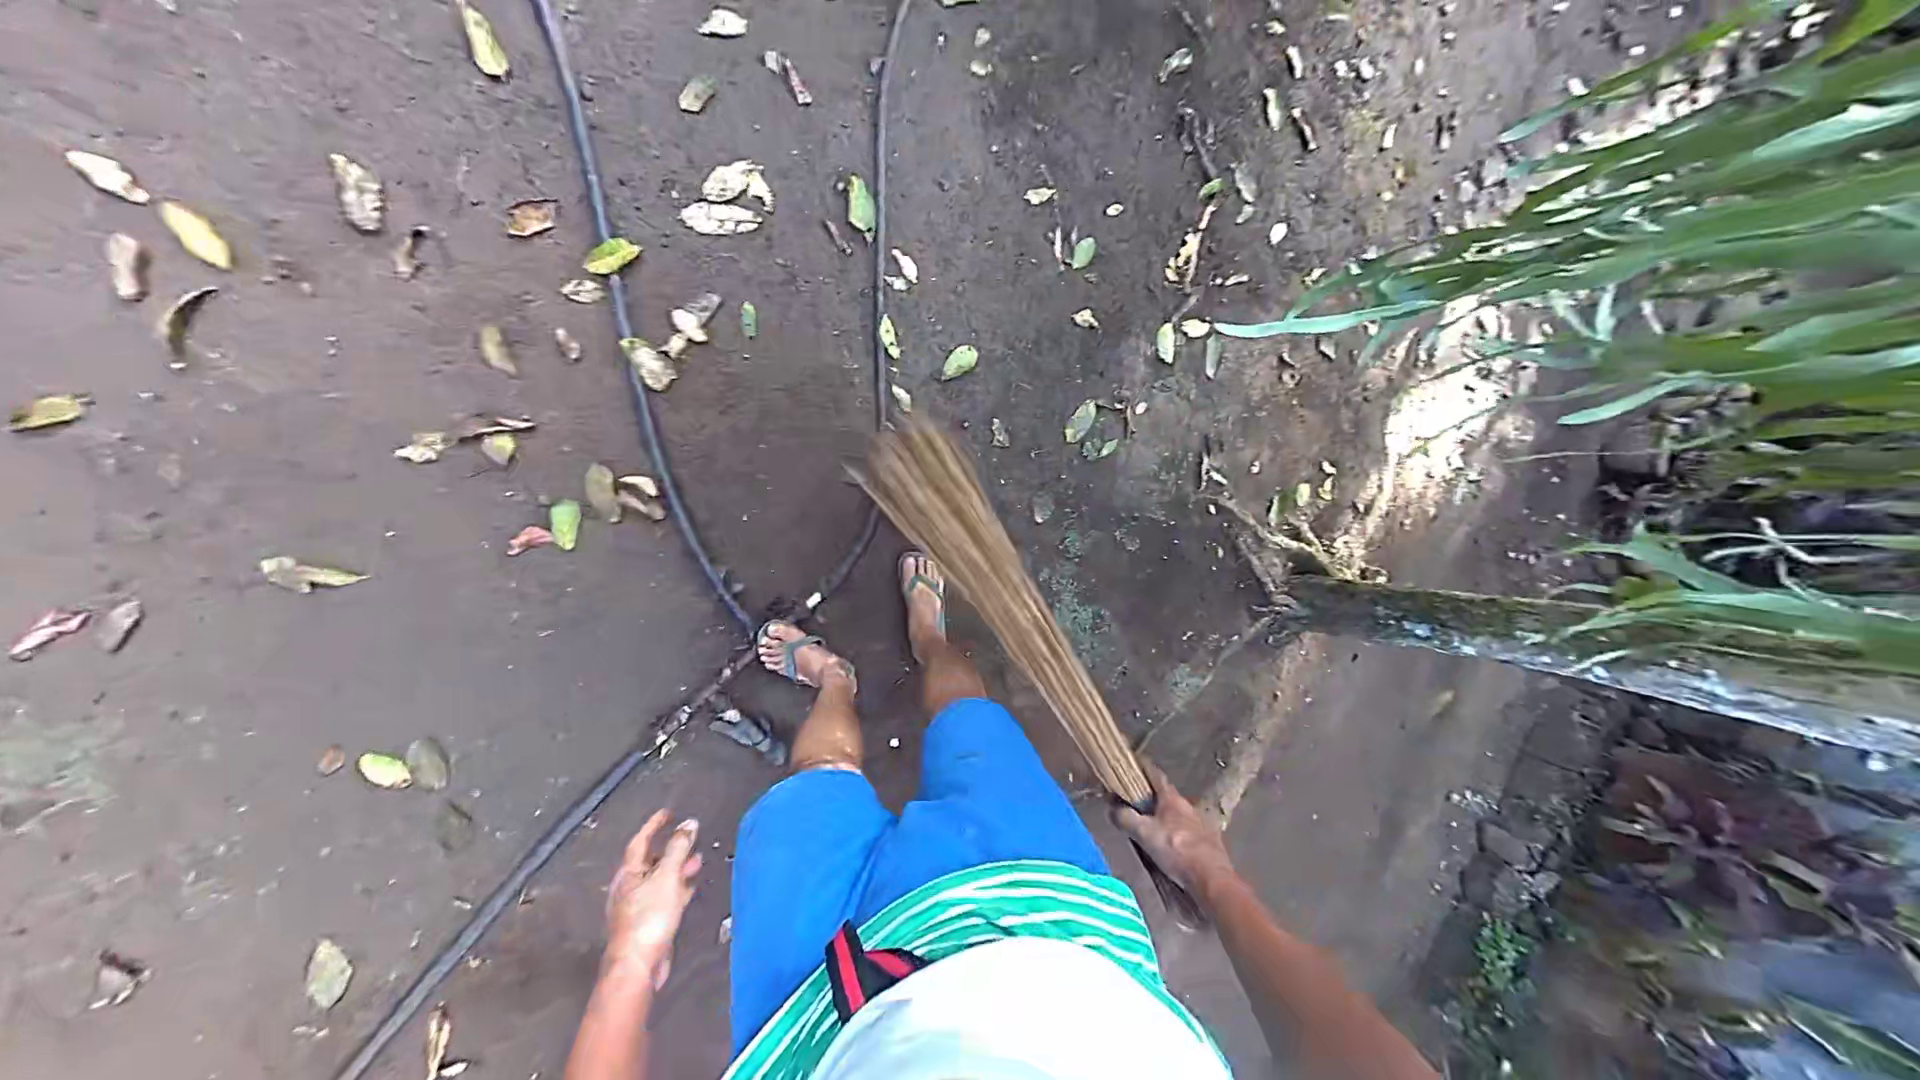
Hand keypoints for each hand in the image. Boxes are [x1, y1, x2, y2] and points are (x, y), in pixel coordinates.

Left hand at [604, 810, 701, 989]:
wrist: (638, 966)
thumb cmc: (649, 917)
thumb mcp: (667, 876)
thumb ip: (678, 849)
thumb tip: (688, 823)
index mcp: (628, 874)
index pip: (640, 841)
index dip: (654, 825)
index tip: (667, 812)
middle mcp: (630, 887)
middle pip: (650, 860)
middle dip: (670, 847)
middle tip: (689, 836)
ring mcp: (638, 906)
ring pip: (660, 878)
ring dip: (678, 867)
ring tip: (698, 859)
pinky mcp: (648, 922)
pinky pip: (665, 895)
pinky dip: (678, 886)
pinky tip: (691, 886)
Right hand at [1112, 763, 1238, 907]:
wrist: (1211, 879)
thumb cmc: (1175, 850)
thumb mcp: (1143, 833)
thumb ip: (1125, 818)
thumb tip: (1111, 808)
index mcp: (1171, 798)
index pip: (1155, 775)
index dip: (1143, 769)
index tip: (1132, 767)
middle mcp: (1189, 806)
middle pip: (1167, 797)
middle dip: (1152, 801)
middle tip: (1137, 808)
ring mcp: (1203, 823)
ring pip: (1179, 816)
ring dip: (1167, 820)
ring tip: (1155, 832)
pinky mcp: (1212, 843)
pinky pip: (1191, 833)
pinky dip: (1180, 836)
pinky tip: (1175, 849)